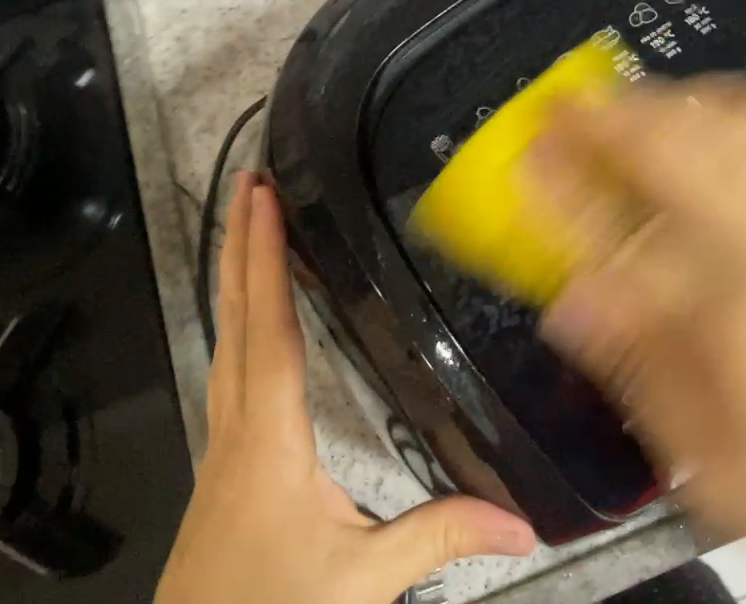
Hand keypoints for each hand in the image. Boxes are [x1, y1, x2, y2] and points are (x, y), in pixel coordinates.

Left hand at [155, 173, 536, 603]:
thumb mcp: (362, 580)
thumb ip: (439, 537)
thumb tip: (524, 522)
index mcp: (268, 432)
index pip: (267, 326)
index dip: (265, 256)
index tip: (263, 197)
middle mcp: (236, 420)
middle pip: (233, 314)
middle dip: (239, 242)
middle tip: (247, 181)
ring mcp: (221, 438)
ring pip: (224, 335)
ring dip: (234, 273)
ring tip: (246, 225)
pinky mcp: (222, 456)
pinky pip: (228, 363)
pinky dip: (238, 317)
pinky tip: (251, 317)